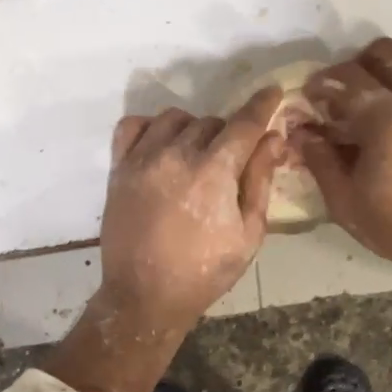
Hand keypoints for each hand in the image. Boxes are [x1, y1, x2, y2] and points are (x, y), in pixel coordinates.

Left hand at [98, 90, 285, 331]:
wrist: (144, 297)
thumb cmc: (204, 273)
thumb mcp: (247, 234)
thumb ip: (260, 181)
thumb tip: (273, 138)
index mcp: (214, 171)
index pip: (244, 122)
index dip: (263, 105)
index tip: (273, 95)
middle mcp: (177, 155)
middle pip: (211, 122)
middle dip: (227, 136)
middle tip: (229, 165)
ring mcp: (143, 160)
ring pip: (174, 120)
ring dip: (191, 130)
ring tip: (195, 157)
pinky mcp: (119, 170)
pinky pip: (132, 127)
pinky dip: (149, 128)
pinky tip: (160, 148)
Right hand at [300, 34, 391, 279]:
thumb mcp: (347, 203)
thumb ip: (321, 162)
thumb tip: (300, 133)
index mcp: (387, 121)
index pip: (347, 81)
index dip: (322, 84)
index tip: (308, 96)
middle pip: (380, 54)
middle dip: (352, 68)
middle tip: (340, 95)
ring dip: (386, 60)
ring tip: (374, 88)